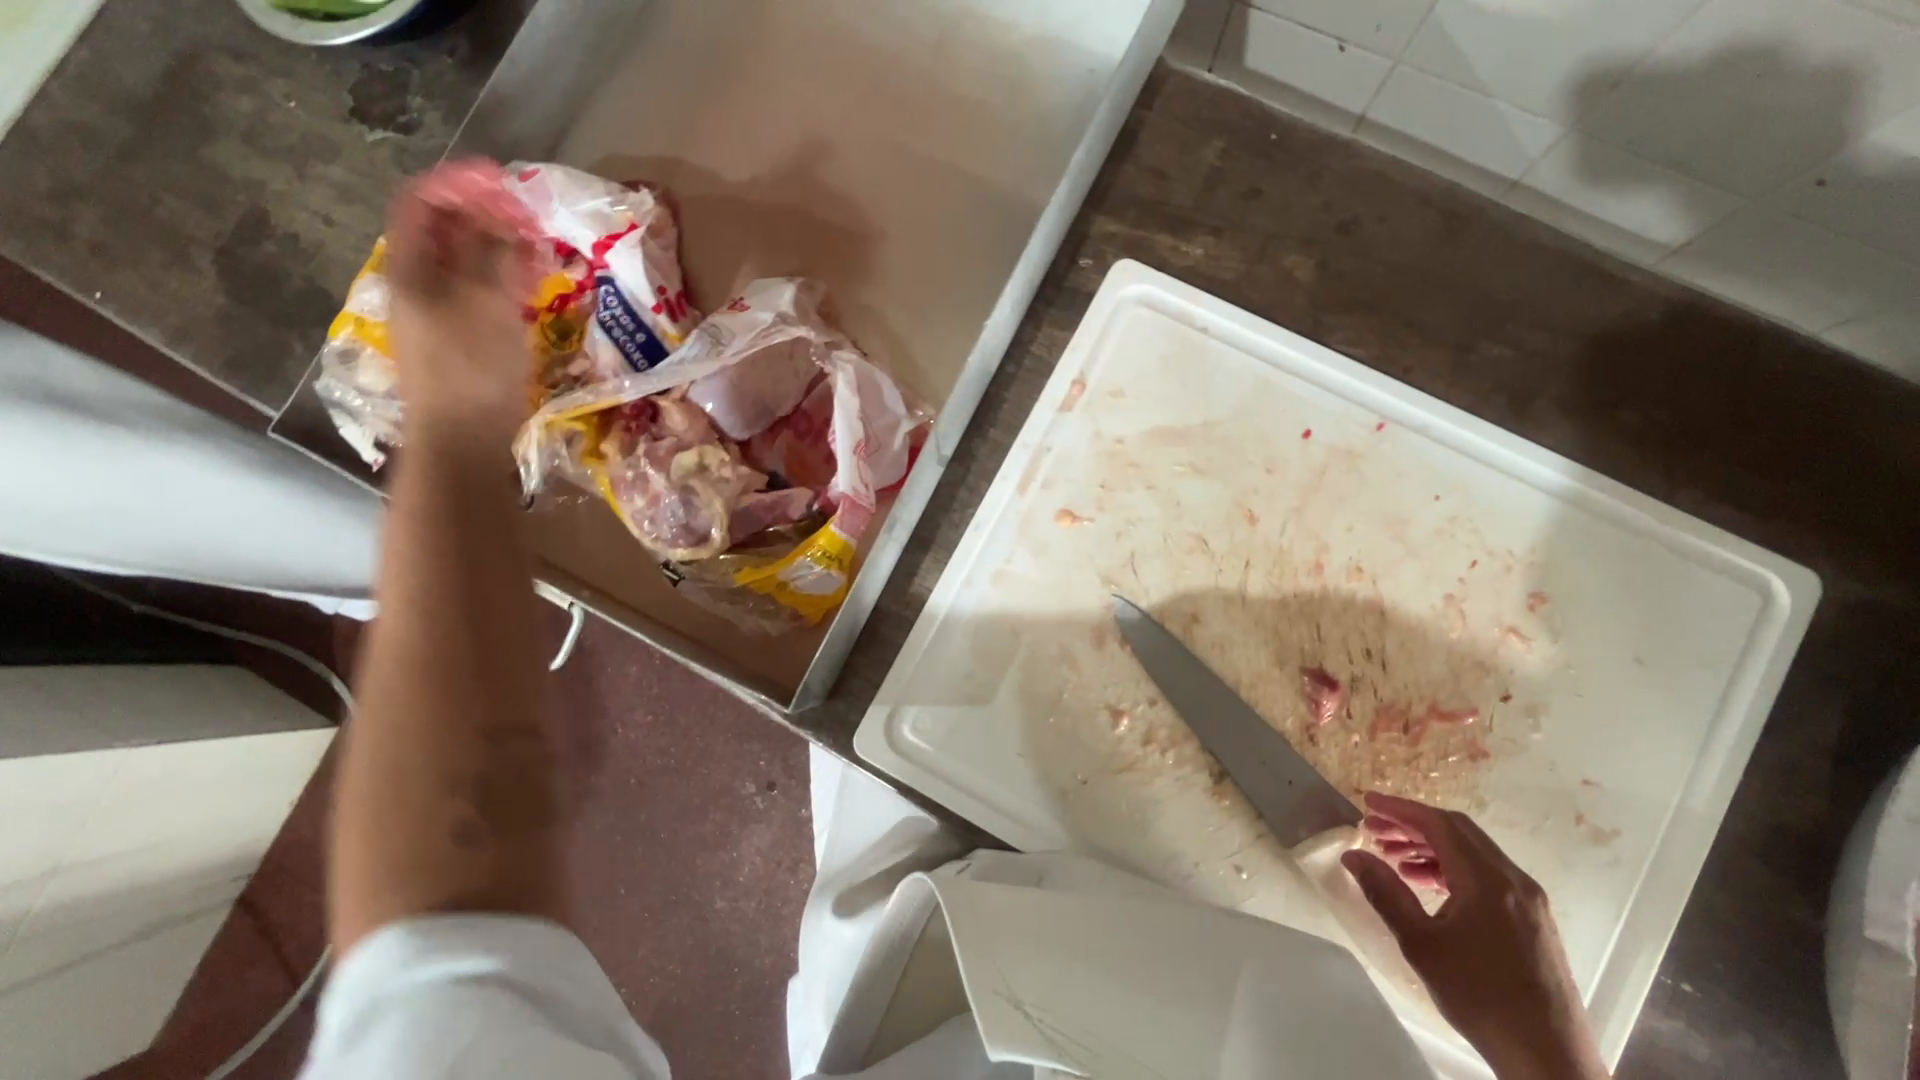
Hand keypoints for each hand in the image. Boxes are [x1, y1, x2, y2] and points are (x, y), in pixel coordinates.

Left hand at [386, 160, 539, 447]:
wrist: (462, 439)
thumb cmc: (472, 367)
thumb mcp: (487, 301)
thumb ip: (493, 251)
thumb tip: (499, 214)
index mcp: (411, 268)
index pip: (421, 203)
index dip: (457, 183)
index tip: (500, 179)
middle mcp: (418, 285)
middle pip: (445, 232)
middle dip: (484, 214)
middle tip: (527, 212)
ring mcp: (438, 314)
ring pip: (465, 264)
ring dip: (498, 247)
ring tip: (537, 243)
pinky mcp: (461, 340)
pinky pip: (479, 294)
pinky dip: (502, 279)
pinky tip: (530, 282)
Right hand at [1342, 793, 1609, 1079]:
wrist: (1547, 1054)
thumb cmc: (1479, 996)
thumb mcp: (1420, 944)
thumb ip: (1385, 893)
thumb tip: (1354, 855)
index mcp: (1488, 880)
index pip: (1440, 824)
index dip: (1400, 809)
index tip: (1367, 803)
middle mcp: (1514, 880)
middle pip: (1459, 832)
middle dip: (1413, 825)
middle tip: (1373, 829)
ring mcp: (1528, 900)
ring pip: (1473, 854)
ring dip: (1431, 848)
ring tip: (1393, 859)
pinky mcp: (1533, 920)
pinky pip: (1487, 876)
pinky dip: (1453, 869)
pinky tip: (1428, 887)